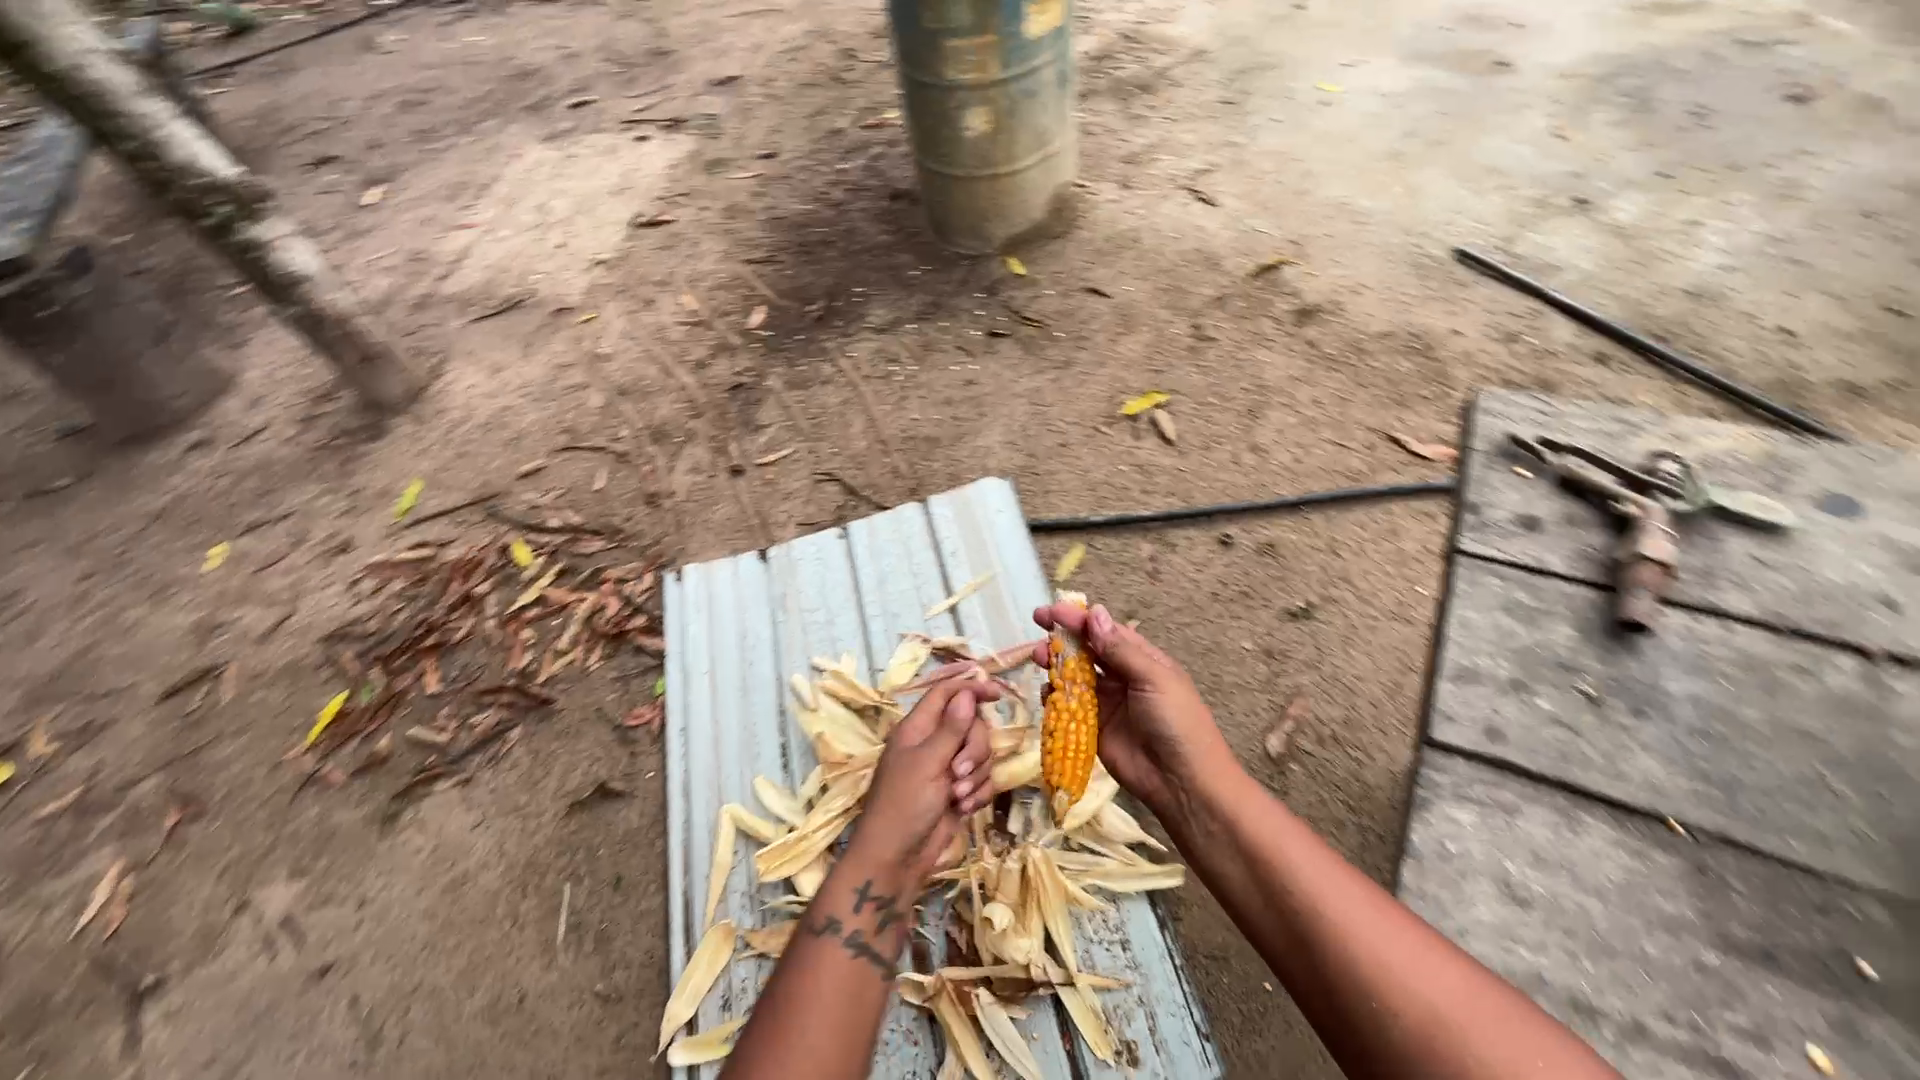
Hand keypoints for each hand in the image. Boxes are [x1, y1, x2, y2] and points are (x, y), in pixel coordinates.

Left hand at [848, 678, 997, 886]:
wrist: (898, 858)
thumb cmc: (903, 805)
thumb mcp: (927, 763)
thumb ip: (950, 728)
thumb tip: (967, 693)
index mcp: (917, 728)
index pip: (946, 693)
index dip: (970, 688)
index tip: (997, 694)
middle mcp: (933, 743)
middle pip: (971, 725)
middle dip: (974, 748)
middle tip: (959, 771)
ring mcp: (947, 768)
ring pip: (980, 754)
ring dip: (975, 775)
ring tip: (957, 797)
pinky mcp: (959, 791)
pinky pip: (982, 780)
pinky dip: (977, 794)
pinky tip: (964, 809)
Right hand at [1032, 602, 1232, 816]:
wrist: (1182, 780)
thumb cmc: (1176, 721)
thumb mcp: (1152, 678)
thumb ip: (1120, 649)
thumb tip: (1094, 613)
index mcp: (1142, 660)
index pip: (1106, 632)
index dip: (1079, 620)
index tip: (1051, 612)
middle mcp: (1122, 678)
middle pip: (1087, 651)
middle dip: (1063, 638)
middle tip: (1038, 626)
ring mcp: (1107, 704)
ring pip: (1074, 677)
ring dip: (1055, 664)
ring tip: (1038, 657)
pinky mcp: (1094, 729)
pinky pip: (1070, 708)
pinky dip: (1055, 698)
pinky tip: (1047, 692)